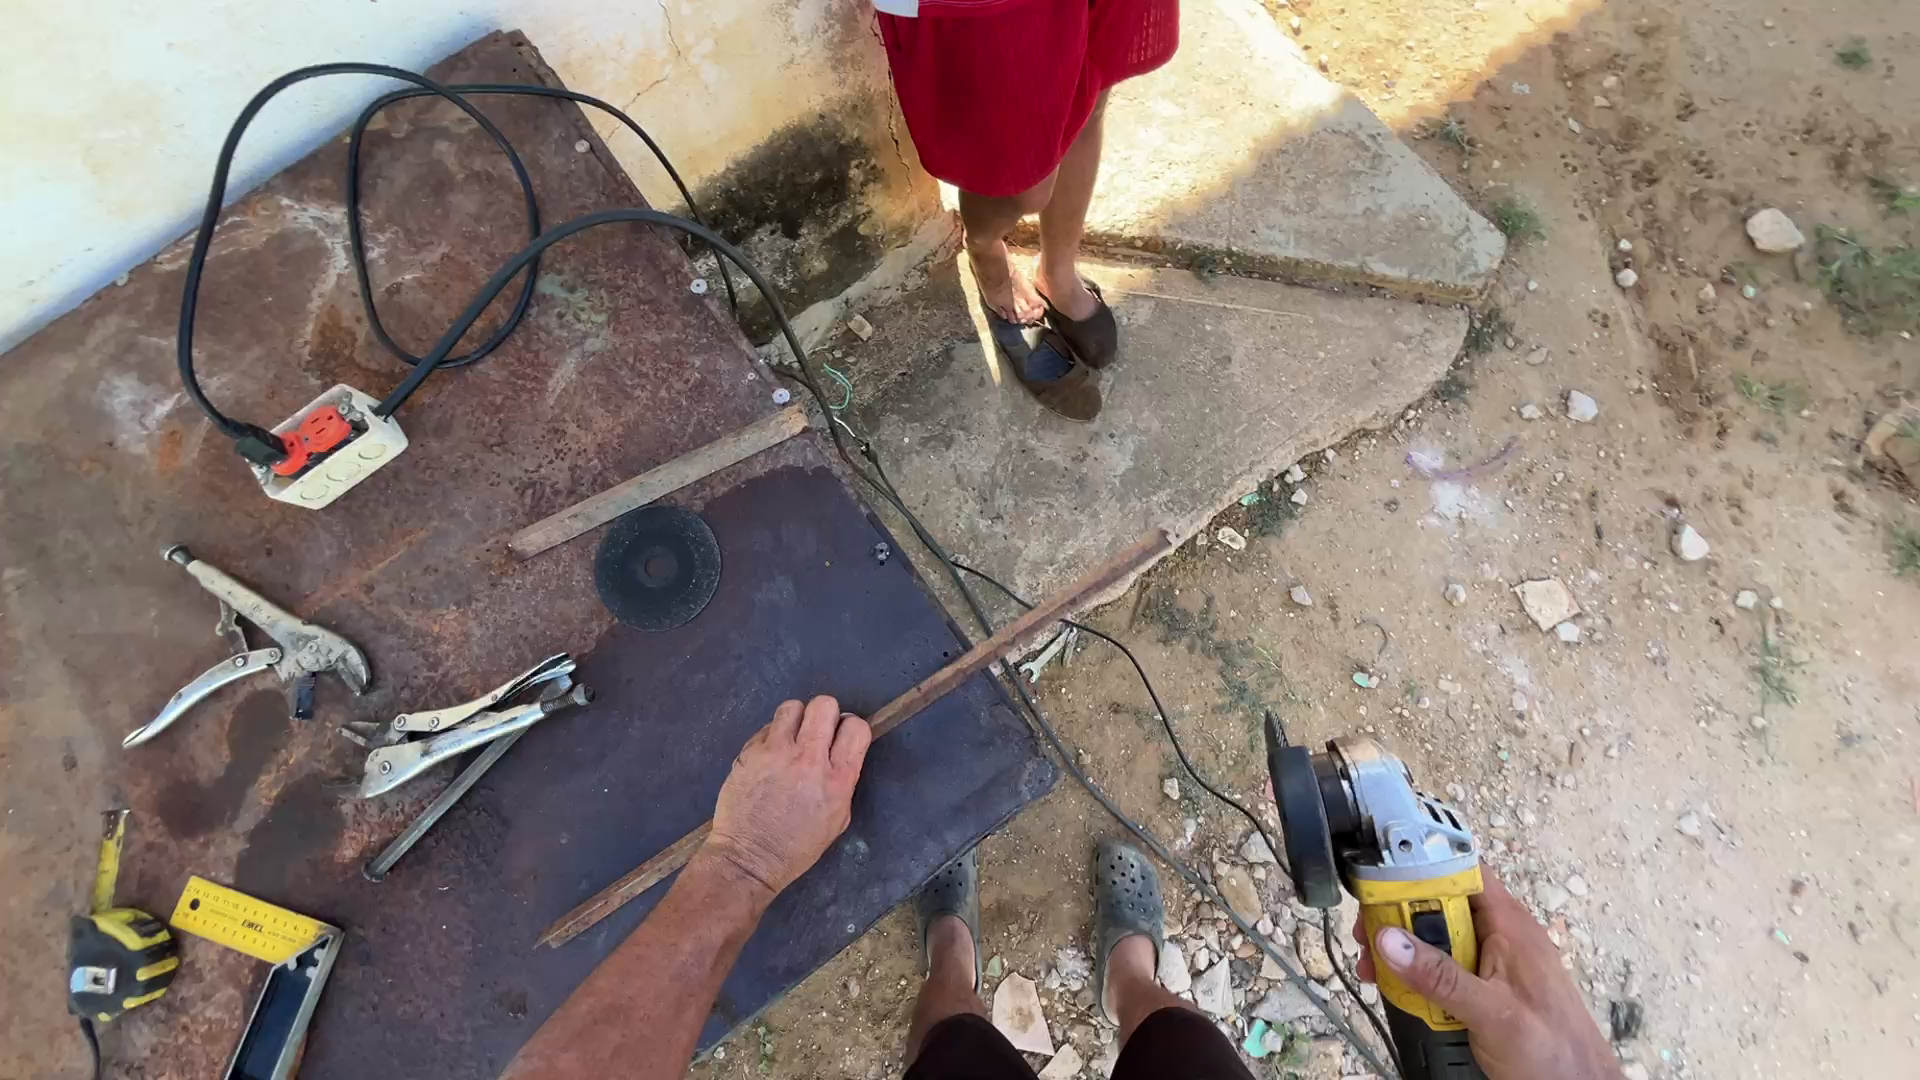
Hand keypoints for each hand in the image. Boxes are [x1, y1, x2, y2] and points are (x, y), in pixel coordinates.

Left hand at [701, 696, 871, 903]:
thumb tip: (840, 752)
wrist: (748, 860)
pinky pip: (767, 727)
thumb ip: (843, 780)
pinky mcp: (750, 752)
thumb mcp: (838, 819)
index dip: (851, 727)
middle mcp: (809, 759)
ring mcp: (776, 753)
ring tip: (791, 738)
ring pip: (793, 707)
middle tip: (816, 732)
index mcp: (838, 779)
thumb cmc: (797, 846)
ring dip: (796, 719)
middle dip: (825, 714)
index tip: (841, 737)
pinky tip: (769, 756)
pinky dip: (772, 736)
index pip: (856, 727)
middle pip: (825, 705)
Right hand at [1354, 871, 1621, 1079]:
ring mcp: (1490, 960)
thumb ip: (1442, 978)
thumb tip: (1389, 939)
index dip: (1419, 865)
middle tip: (1366, 934)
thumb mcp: (1495, 1016)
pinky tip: (1396, 986)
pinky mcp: (1482, 983)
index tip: (1379, 879)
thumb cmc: (1558, 1059)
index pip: (1460, 870)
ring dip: (1399, 946)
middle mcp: (1498, 934)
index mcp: (1509, 925)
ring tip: (1374, 966)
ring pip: (1432, 934)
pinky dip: (1413, 970)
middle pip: (1436, 902)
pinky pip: (1439, 963)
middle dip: (1396, 914)